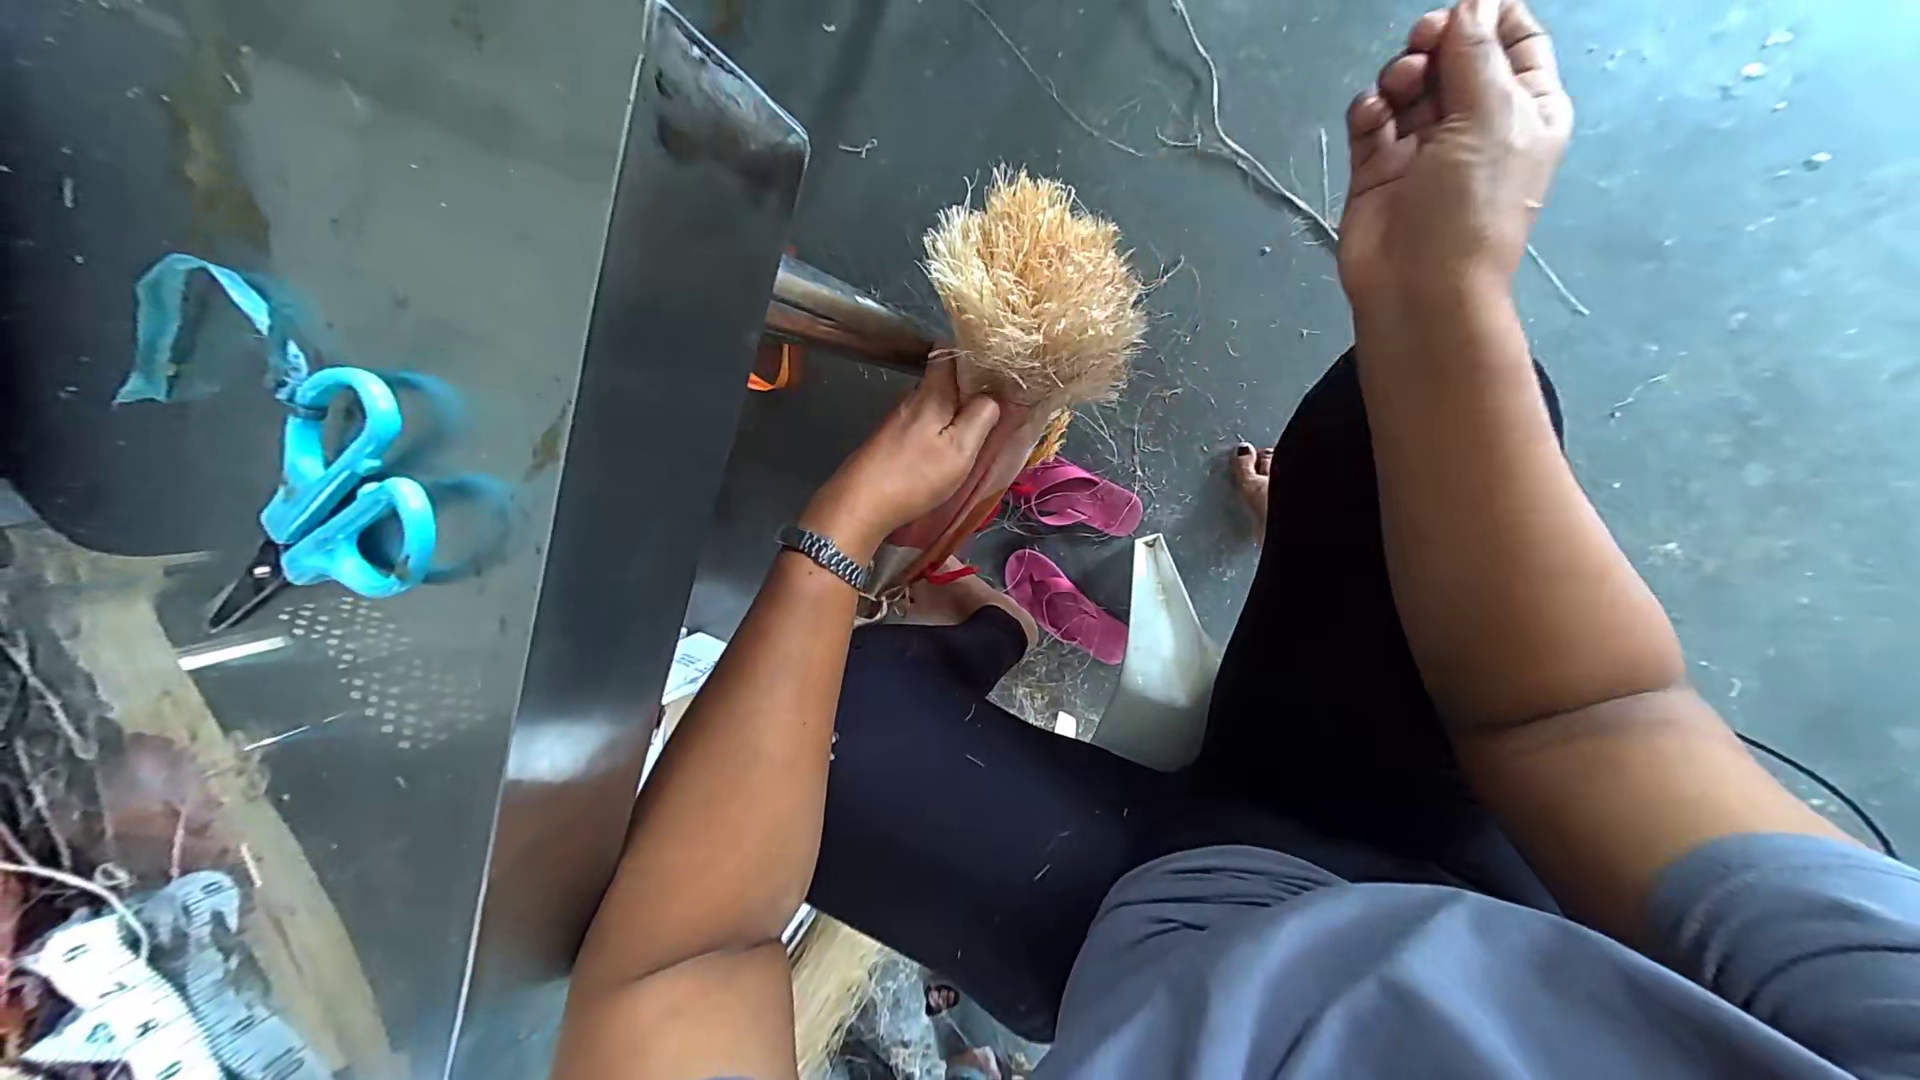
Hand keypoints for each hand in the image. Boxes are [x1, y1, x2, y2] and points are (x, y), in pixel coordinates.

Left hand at [799, 357, 999, 559]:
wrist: (859, 504)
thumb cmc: (915, 477)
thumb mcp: (960, 450)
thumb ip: (980, 418)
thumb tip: (992, 396)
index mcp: (932, 393)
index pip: (947, 351)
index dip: (970, 352)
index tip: (994, 366)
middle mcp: (911, 398)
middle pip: (942, 378)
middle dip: (966, 386)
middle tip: (993, 404)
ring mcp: (896, 419)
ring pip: (931, 403)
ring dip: (951, 410)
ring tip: (973, 428)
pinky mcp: (887, 439)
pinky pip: (919, 422)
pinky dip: (935, 428)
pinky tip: (942, 448)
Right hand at [1337, 0, 1571, 312]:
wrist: (1415, 284)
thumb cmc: (1469, 204)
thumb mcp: (1492, 116)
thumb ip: (1476, 55)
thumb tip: (1469, 5)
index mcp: (1523, 108)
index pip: (1511, 43)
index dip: (1486, 17)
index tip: (1462, 10)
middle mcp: (1471, 126)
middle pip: (1453, 60)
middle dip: (1436, 44)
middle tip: (1420, 47)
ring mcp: (1419, 151)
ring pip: (1407, 90)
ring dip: (1399, 77)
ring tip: (1395, 89)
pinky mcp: (1375, 173)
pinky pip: (1370, 127)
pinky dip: (1368, 113)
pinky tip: (1370, 116)